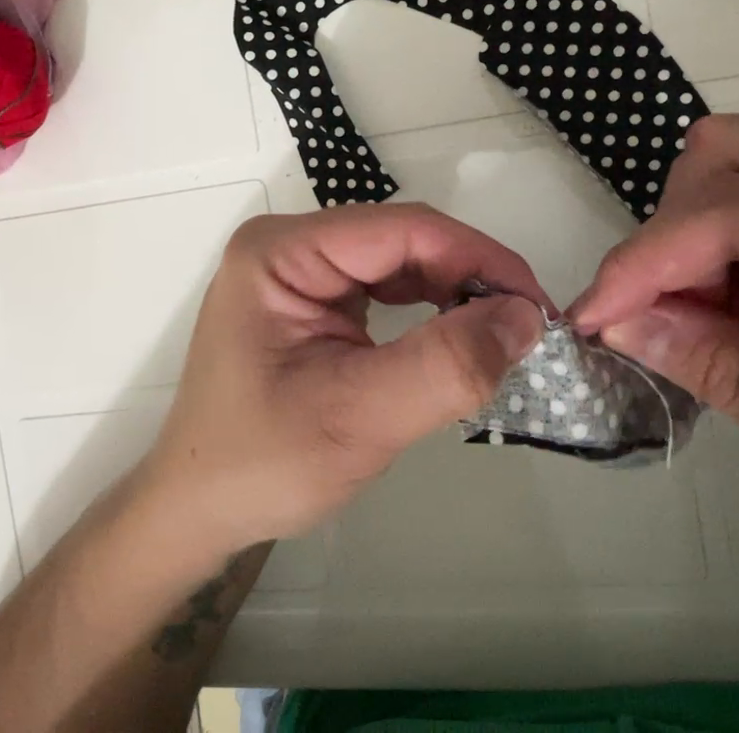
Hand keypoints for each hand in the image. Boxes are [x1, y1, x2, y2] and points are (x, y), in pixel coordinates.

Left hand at [139, 204, 547, 551]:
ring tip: (503, 335)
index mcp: (280, 252)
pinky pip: (384, 291)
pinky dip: (429, 312)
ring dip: (455, 294)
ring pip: (399, 263)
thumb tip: (526, 317)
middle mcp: (288, 247)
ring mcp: (298, 274)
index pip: (402, 229)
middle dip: (470, 278)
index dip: (479, 259)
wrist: (199, 509)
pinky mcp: (311, 304)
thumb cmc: (262, 465)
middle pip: (402, 240)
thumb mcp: (359, 417)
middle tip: (529, 329)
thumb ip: (445, 365)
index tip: (539, 307)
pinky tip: (458, 338)